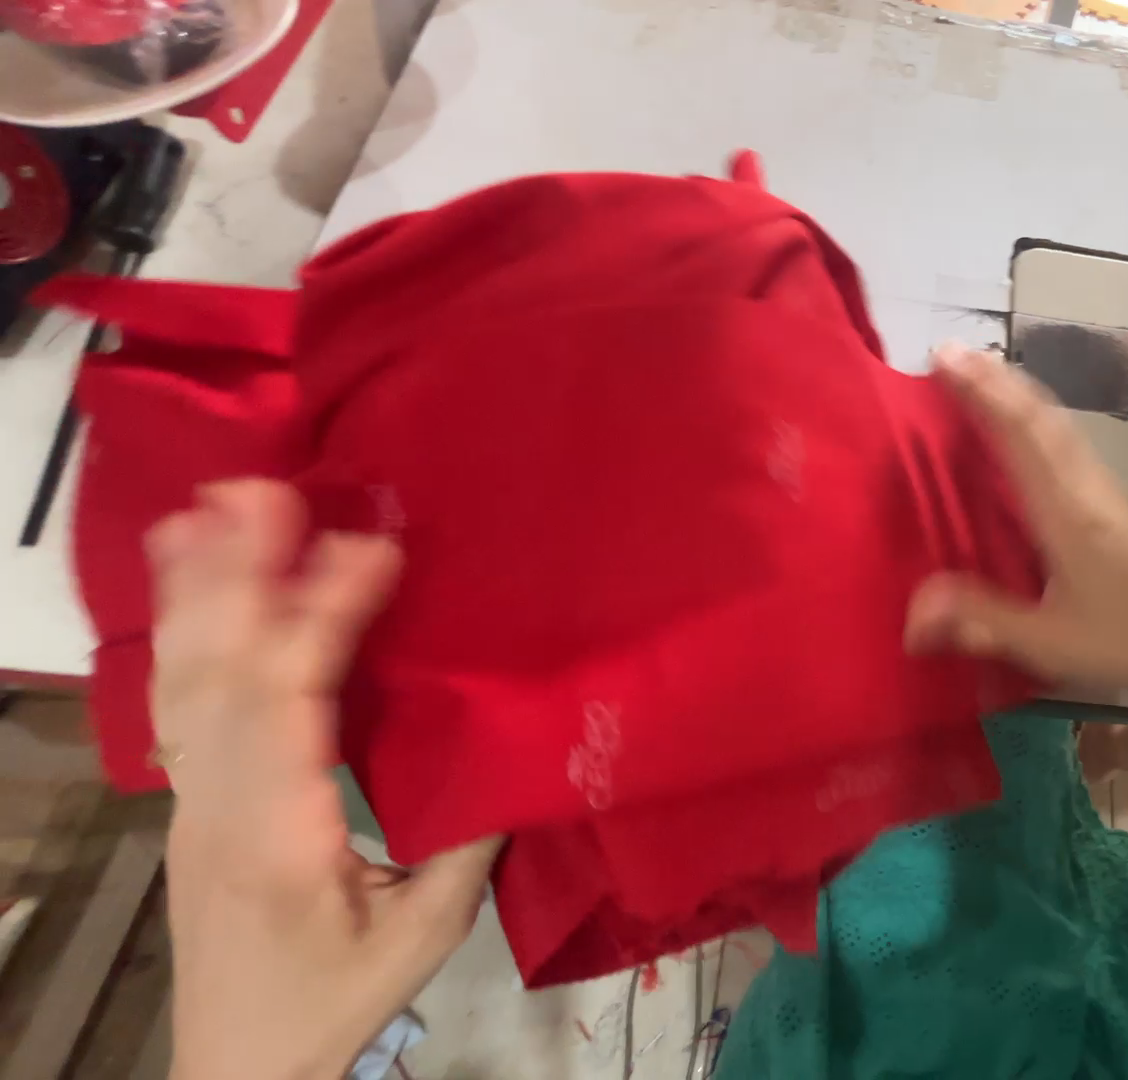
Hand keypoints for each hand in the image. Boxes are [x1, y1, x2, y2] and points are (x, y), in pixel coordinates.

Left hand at [149, 481, 500, 1079]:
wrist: (236, 1066)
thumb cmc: (340, 994)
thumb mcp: (429, 929)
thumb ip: (467, 836)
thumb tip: (514, 744)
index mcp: (280, 833)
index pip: (292, 705)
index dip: (323, 618)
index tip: (368, 546)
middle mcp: (218, 804)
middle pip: (215, 676)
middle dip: (237, 578)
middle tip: (261, 494)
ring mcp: (191, 801)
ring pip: (182, 682)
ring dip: (196, 592)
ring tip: (208, 512)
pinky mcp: (193, 801)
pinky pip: (180, 705)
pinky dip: (183, 634)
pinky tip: (191, 593)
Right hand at [905, 345, 1127, 707]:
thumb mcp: (1051, 644)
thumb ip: (982, 622)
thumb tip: (911, 613)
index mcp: (1068, 514)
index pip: (1021, 436)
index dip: (982, 392)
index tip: (944, 357)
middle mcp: (1090, 491)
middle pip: (1043, 419)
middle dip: (997, 381)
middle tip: (953, 352)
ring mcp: (1110, 496)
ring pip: (1063, 428)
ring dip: (1021, 396)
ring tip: (985, 376)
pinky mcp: (1120, 509)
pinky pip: (1073, 447)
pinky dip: (1043, 422)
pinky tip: (1034, 433)